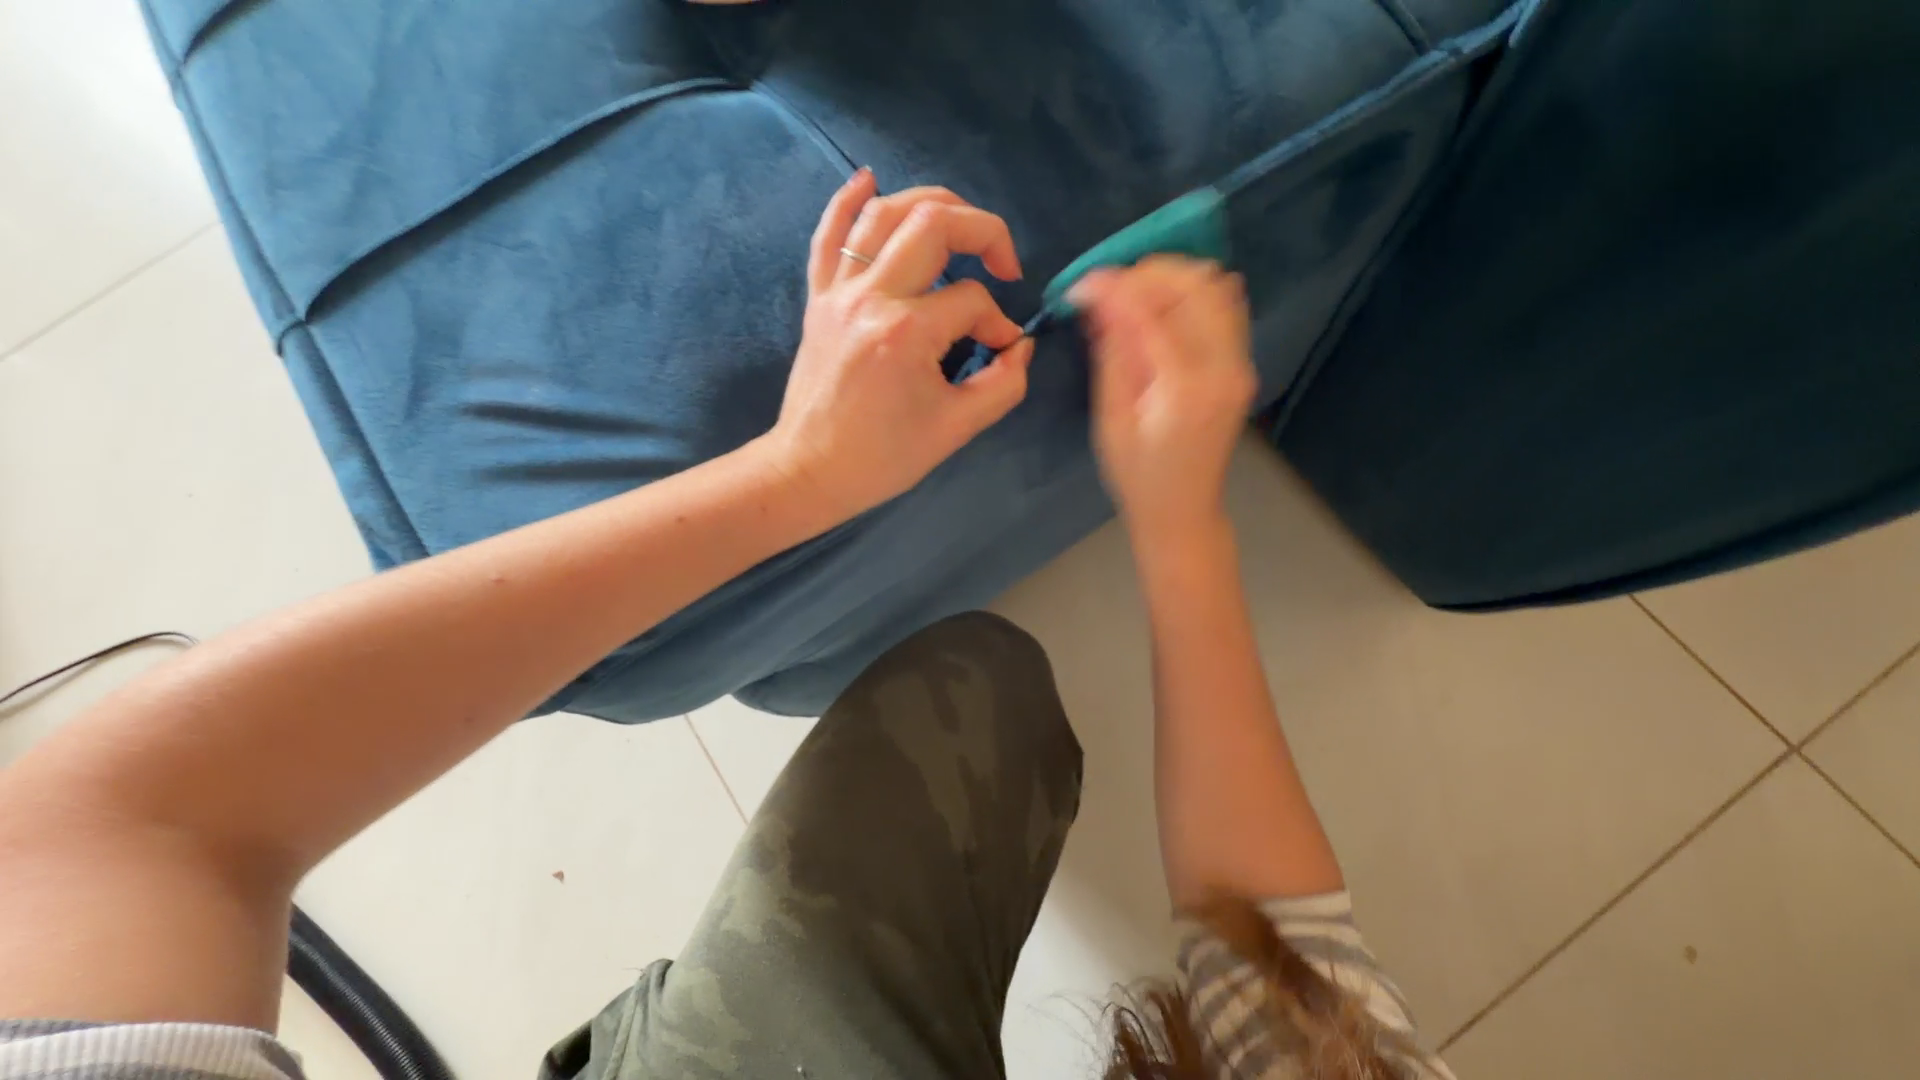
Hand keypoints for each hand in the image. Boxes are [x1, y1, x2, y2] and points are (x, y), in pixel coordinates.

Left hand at [762, 170, 1035, 519]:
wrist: (811, 471)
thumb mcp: (957, 429)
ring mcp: (838, 292)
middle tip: (1001, 262)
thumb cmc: (884, 457)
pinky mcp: (818, 298)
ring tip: (960, 224)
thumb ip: (1004, 383)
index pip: (973, 299)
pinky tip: (868, 177)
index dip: (999, 322)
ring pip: (883, 214)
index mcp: (907, 333)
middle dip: (982, 230)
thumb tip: (1019, 345)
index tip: (1002, 351)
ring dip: (930, 204)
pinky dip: (847, 200)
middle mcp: (871, 297)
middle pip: (933, 223)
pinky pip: (827, 235)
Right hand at [1070, 256, 1255, 543]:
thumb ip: (1113, 354)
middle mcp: (1224, 367)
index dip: (1113, 288)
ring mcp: (1240, 363)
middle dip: (1146, 275)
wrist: (1183, 511)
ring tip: (1133, 299)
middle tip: (1109, 292)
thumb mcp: (1112, 419)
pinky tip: (1161, 312)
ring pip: (1216, 287)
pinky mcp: (1241, 364)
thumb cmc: (1137, 476)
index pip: (1152, 311)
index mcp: (1186, 387)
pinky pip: (1225, 306)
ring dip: (1171, 281)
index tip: (1080, 286)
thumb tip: (1101, 300)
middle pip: (1195, 284)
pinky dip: (1192, 295)